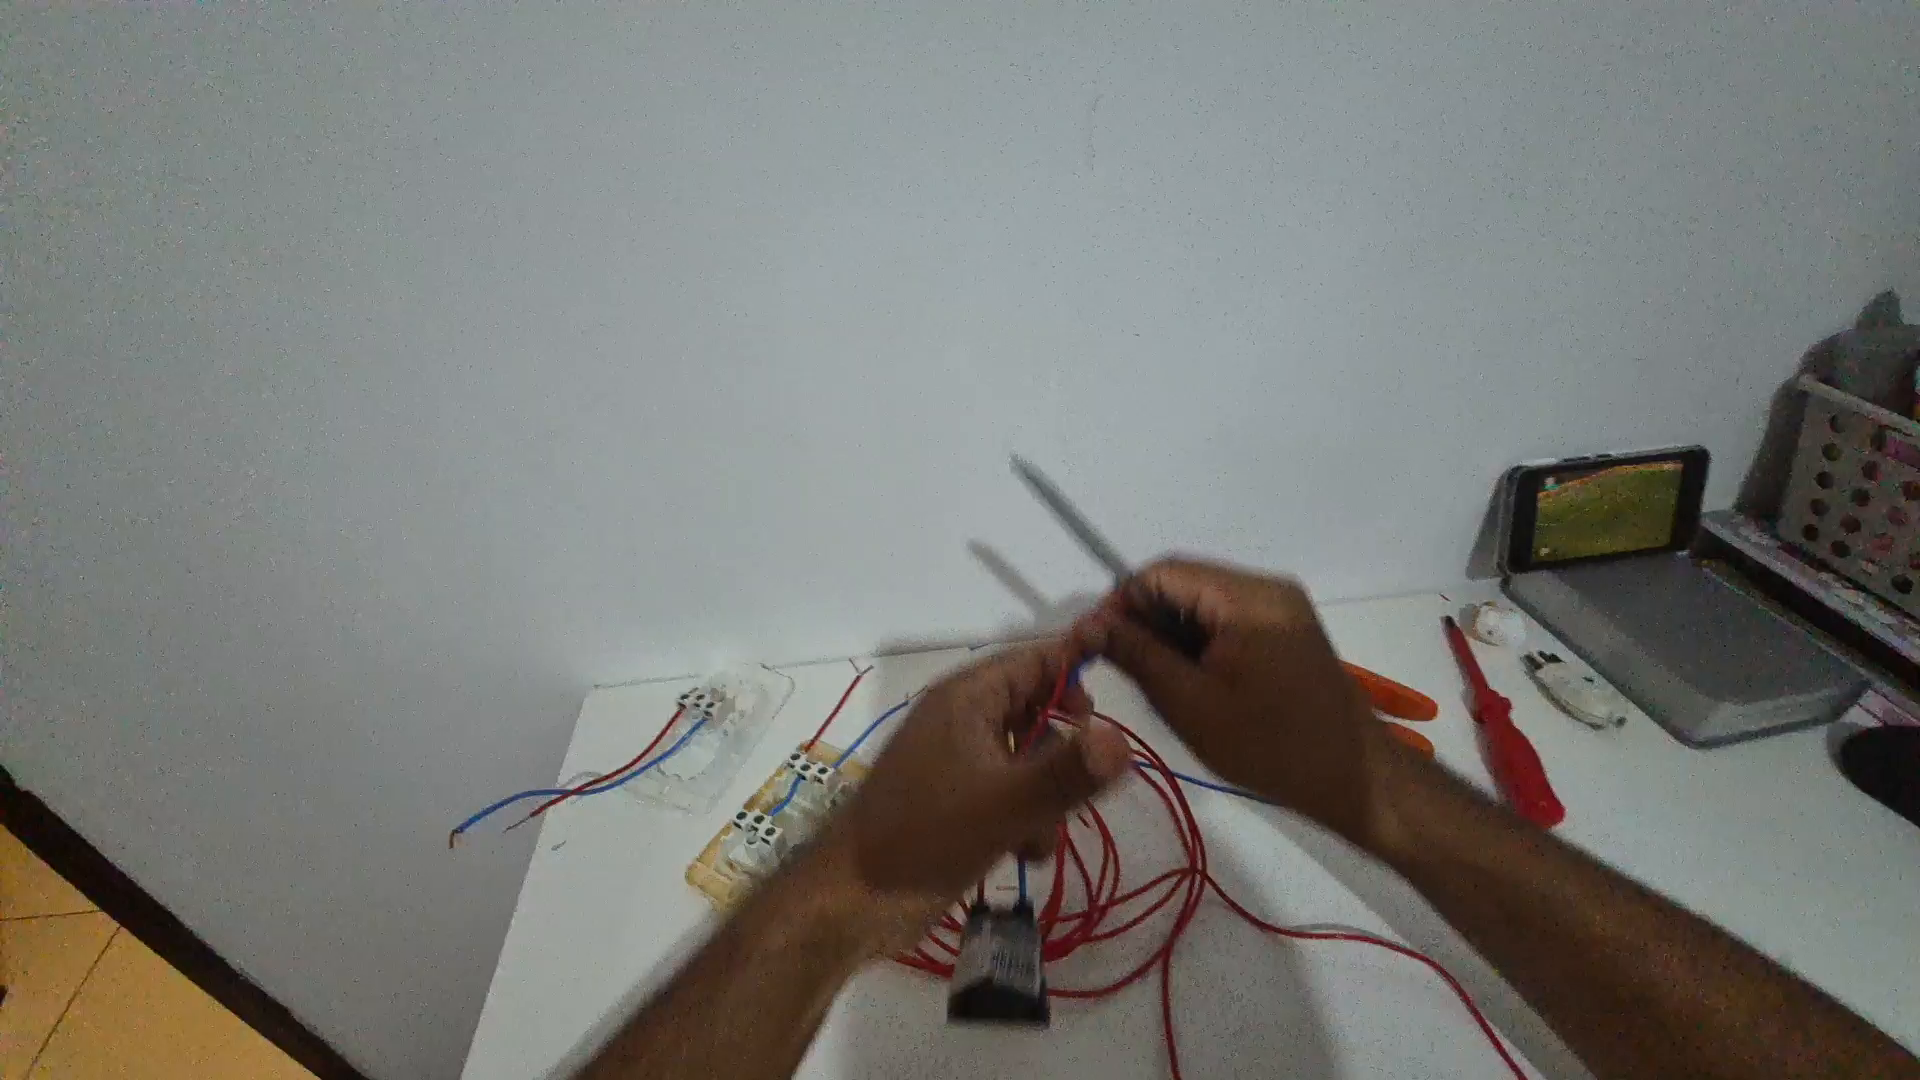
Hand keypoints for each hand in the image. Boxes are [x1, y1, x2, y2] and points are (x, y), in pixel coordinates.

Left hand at [818, 640, 1130, 935]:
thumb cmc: (926, 836)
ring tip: (1044, 829)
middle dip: (1063, 746)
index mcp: (967, 698)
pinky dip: (1025, 814)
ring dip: (1047, 790)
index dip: (1074, 669)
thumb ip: (1068, 772)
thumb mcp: (1006, 804)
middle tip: (1085, 774)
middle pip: (1034, 708)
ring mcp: (957, 759)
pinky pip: (1007, 788)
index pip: (1032, 660)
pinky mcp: (956, 797)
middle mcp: (962, 718)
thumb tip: (1124, 739)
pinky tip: (1026, 850)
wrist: (853, 899)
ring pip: (1026, 755)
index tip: (1113, 702)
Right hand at [1076, 556, 1400, 847]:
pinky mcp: (1282, 630)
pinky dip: (1194, 643)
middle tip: (1114, 663)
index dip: (1121, 600)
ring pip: (1200, 604)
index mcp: (1247, 597)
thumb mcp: (1190, 702)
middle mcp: (1265, 589)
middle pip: (1183, 584)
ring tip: (1148, 677)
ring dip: (1167, 633)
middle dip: (1143, 619)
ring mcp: (1278, 608)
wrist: (1357, 781)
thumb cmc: (1270, 745)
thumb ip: (1136, 655)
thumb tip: (1089, 624)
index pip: (1164, 572)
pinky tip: (1183, 679)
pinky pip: (1223, 621)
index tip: (1093, 640)